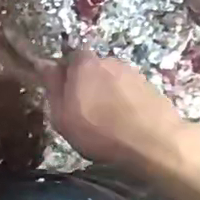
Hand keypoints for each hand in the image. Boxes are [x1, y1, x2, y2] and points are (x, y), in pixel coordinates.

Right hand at [45, 50, 199, 182]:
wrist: (154, 142)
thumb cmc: (100, 131)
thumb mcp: (63, 116)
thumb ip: (53, 87)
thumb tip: (45, 64)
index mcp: (84, 63)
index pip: (69, 57)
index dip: (66, 75)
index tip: (65, 96)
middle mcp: (109, 60)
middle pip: (92, 68)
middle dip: (87, 84)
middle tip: (85, 111)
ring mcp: (133, 72)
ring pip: (112, 79)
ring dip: (108, 93)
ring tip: (108, 120)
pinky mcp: (151, 86)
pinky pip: (129, 91)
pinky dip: (125, 101)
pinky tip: (126, 122)